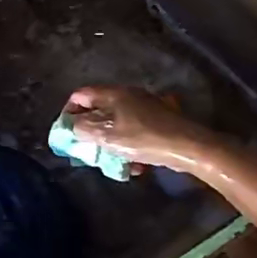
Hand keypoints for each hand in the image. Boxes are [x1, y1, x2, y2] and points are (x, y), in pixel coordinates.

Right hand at [65, 86, 218, 171]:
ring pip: (117, 124)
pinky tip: (135, 164)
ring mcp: (145, 106)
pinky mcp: (158, 120)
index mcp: (113, 93)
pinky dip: (129, 145)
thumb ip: (82, 128)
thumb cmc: (142, 139)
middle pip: (98, 110)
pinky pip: (134, 131)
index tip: (68, 132)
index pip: (80, 95)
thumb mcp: (106, 136)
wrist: (188, 146)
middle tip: (89, 150)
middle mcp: (128, 95)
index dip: (69, 112)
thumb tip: (71, 125)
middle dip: (91, 132)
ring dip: (111, 143)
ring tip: (114, 162)